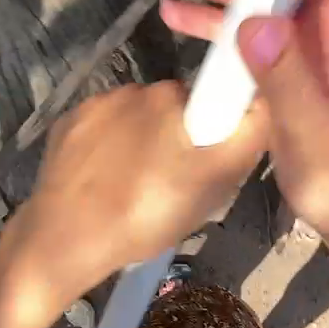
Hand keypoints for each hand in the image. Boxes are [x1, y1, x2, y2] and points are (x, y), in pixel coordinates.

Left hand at [0, 80, 265, 310]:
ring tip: (131, 191)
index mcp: (173, 96)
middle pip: (171, 113)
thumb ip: (249, 135)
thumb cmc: (147, 212)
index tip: (202, 167)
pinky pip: (101, 132)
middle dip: (176, 141)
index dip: (210, 133)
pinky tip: (104, 185)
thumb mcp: (217, 184)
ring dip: (140, 146)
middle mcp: (134, 88)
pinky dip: (107, 152)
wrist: (66, 239)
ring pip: (134, 122)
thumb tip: (263, 101)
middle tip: (170, 187)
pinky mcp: (66, 125)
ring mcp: (93, 105)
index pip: (208, 102)